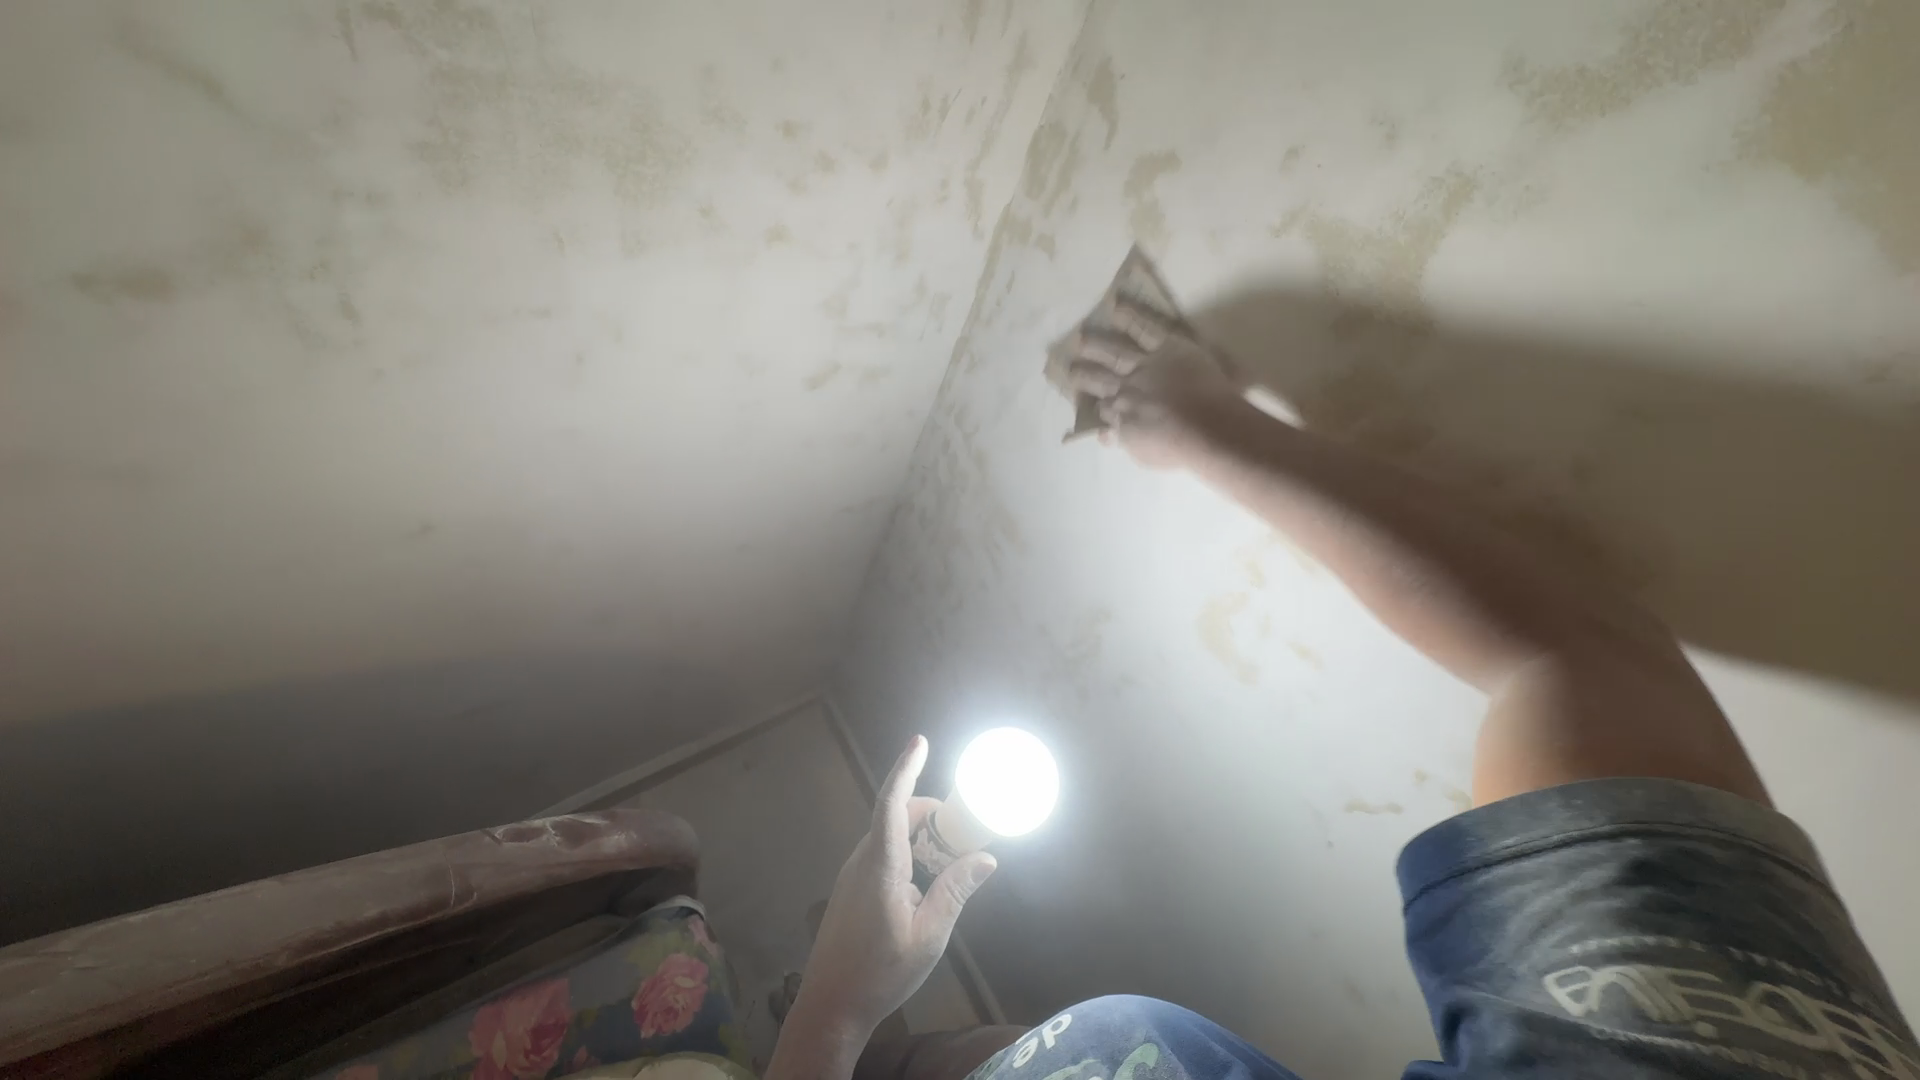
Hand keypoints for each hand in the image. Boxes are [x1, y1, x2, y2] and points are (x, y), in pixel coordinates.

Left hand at [793, 736, 997, 1037]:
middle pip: (897, 815)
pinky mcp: (853, 888)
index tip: (921, 742)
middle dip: (931, 812)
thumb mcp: (929, 935)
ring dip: (921, 837)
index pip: (892, 802)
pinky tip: (926, 885)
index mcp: (882, 865)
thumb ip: (955, 891)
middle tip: (965, 827)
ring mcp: (854, 873)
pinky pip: (884, 854)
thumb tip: (986, 857)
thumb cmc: (880, 973)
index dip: (906, 768)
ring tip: (952, 861)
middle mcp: (864, 859)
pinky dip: (909, 854)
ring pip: (891, 835)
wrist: (829, 1008)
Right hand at [1066, 298, 1255, 469]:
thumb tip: (1103, 434)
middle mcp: (1125, 388)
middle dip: (1083, 373)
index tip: (1088, 402)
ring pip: (1114, 351)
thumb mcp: (1141, 453)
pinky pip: (1146, 328)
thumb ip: (1122, 440)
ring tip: (1081, 337)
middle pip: (1099, 378)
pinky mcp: (1166, 347)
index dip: (1095, 405)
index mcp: (1120, 415)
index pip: (1101, 408)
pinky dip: (1131, 315)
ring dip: (1096, 344)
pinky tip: (1117, 305)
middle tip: (1069, 366)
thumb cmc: (1178, 449)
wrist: (1208, 429)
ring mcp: (1144, 365)